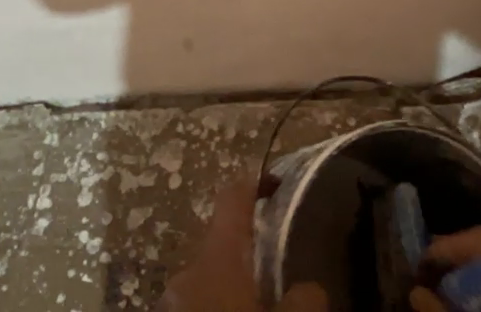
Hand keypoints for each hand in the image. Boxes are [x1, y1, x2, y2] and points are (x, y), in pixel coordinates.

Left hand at [160, 181, 327, 311]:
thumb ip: (305, 300)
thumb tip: (309, 288)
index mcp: (217, 258)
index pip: (233, 196)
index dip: (256, 181)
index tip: (278, 182)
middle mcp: (187, 272)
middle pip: (222, 244)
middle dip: (250, 254)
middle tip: (281, 273)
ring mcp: (171, 303)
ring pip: (209, 281)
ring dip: (234, 290)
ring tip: (263, 305)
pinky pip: (198, 306)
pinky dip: (219, 308)